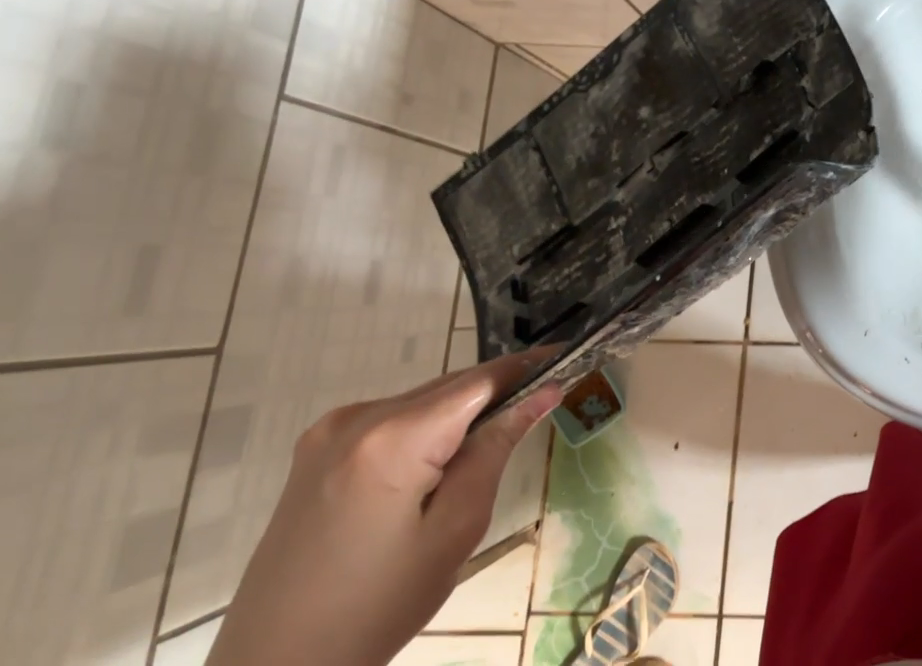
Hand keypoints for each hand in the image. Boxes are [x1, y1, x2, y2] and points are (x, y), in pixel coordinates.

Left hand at [210, 351, 561, 665]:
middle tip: (549, 401)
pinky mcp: (317, 454)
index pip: (481, 380)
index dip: (530, 366)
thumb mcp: (457, 528)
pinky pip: (394, 421)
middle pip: (451, 386)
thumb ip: (497, 449)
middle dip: (501, 390)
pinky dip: (431, 428)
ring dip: (465, 412)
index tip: (572, 359)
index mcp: (394, 437)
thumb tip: (543, 392)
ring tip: (502, 438)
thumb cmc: (380, 604)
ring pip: (424, 402)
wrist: (277, 662)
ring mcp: (329, 434)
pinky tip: (446, 461)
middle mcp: (358, 419)